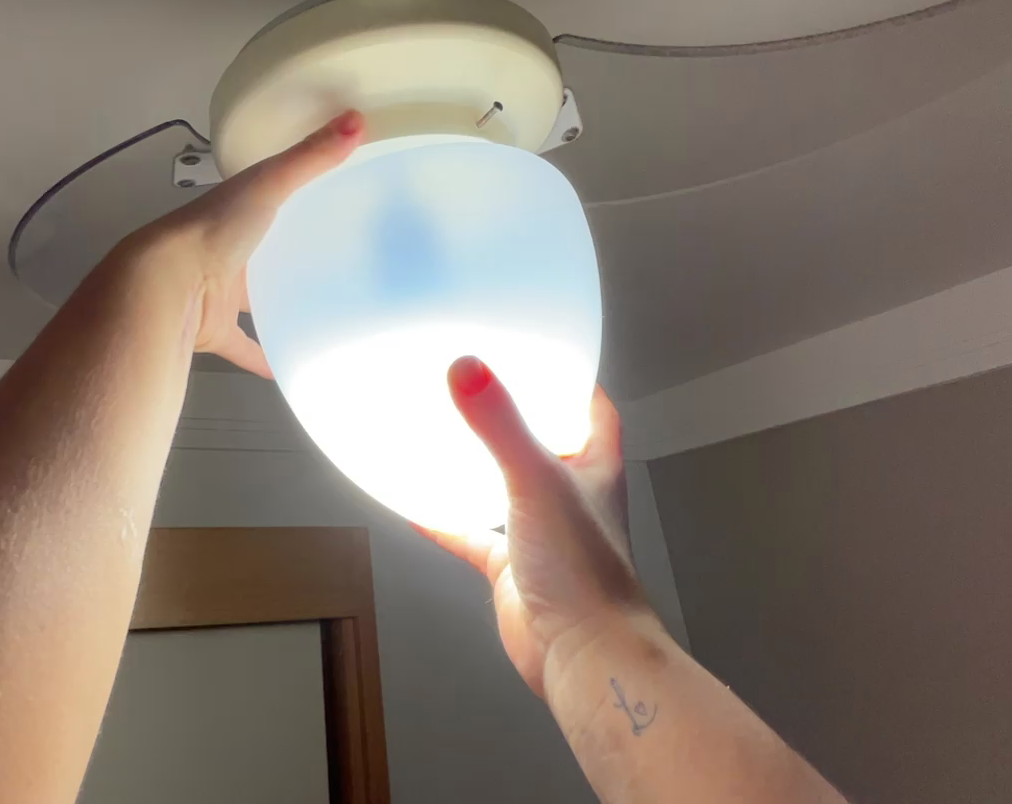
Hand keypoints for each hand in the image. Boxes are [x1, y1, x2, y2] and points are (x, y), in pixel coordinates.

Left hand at [113, 110, 362, 375]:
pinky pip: (242, 345)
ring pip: (249, 298)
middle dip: (283, 253)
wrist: (165, 285)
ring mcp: (217, 292)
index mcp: (235, 213)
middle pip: (258, 251)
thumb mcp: (268, 184)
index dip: (293, 199)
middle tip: (333, 260)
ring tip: (318, 309)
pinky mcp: (214, 329)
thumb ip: (311, 157)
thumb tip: (358, 118)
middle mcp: (225, 250)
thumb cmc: (215, 228)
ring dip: (271, 303)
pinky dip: (261, 356)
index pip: (267, 200)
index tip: (330, 203)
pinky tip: (288, 366)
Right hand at [422, 358, 652, 696]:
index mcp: (594, 467)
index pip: (593, 411)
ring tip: (447, 434)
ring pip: (507, 488)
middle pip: (548, 444)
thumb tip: (465, 367)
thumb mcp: (536, 479)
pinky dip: (446, 521)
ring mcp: (540, 532)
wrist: (581, 657)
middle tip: (483, 387)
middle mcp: (571, 496)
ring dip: (483, 465)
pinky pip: (471, 535)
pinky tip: (417, 507)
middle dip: (522, 417)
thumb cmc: (581, 569)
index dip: (575, 381)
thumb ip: (499, 424)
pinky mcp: (511, 567)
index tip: (547, 354)